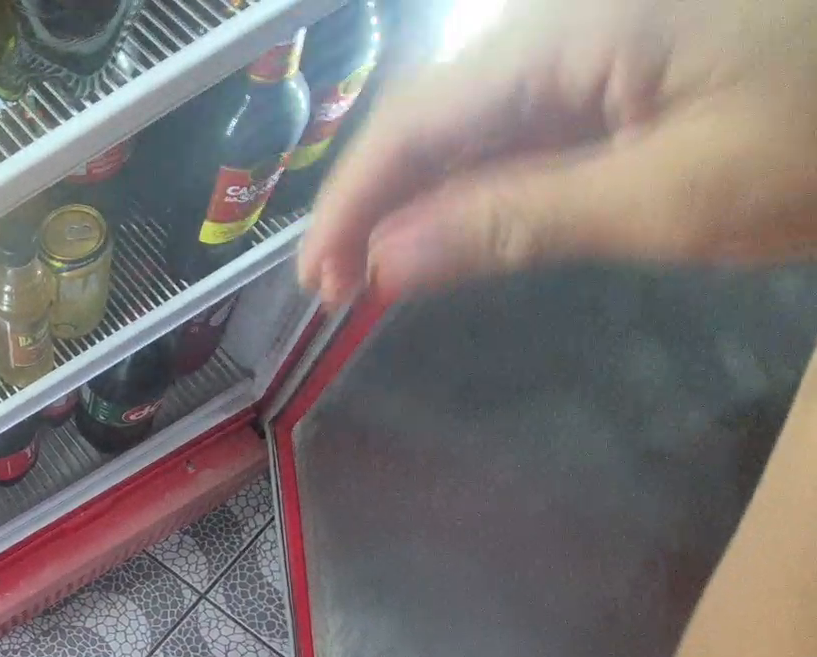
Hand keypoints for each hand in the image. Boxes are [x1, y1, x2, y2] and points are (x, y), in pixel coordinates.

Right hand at [299, 0, 816, 304]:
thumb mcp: (680, 195)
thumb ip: (511, 223)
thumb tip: (381, 264)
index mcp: (582, 25)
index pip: (414, 121)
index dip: (348, 205)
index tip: (317, 284)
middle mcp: (572, 16)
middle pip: (429, 115)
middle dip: (372, 206)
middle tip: (340, 288)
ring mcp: (602, 32)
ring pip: (467, 120)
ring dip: (416, 199)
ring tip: (381, 269)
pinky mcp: (629, 54)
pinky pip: (520, 120)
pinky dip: (475, 182)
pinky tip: (454, 227)